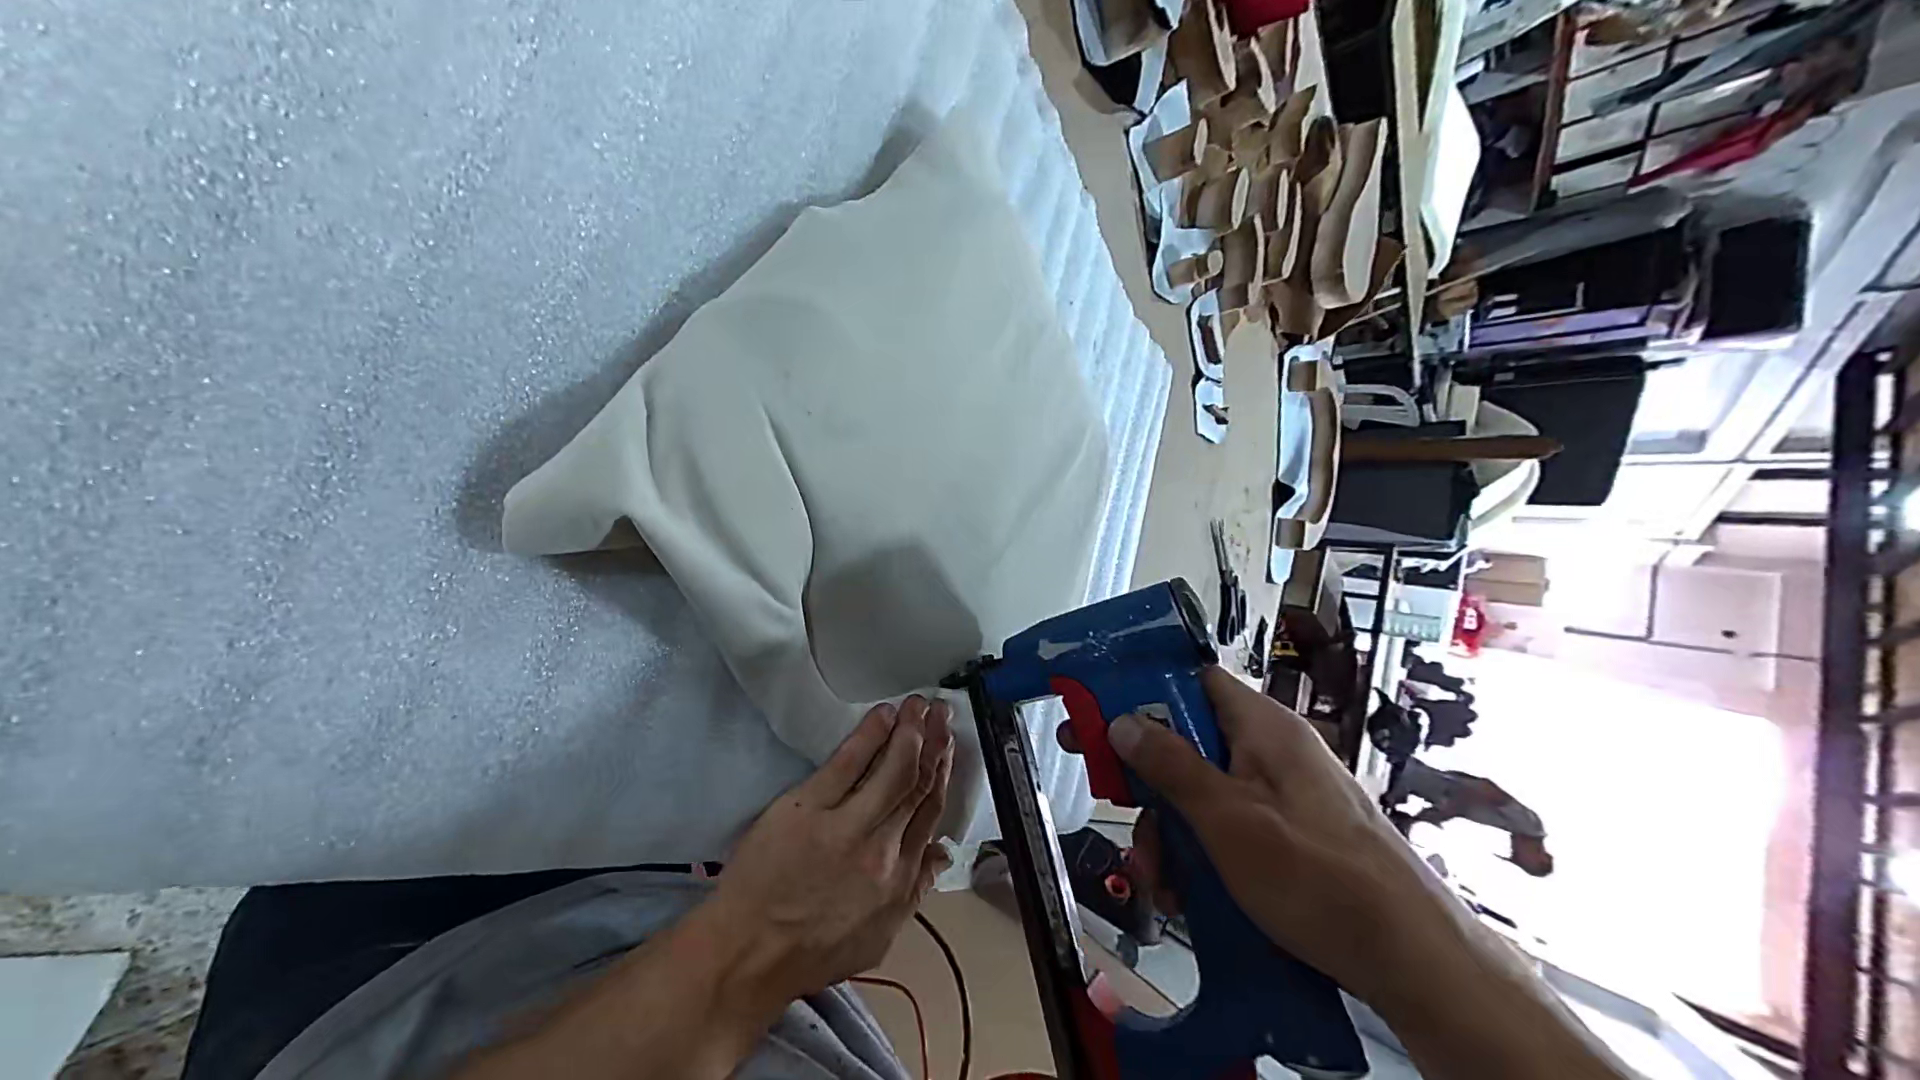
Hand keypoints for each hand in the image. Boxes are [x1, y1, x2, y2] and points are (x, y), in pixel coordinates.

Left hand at [714, 694, 954, 1000]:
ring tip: (918, 705)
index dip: (943, 773)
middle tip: (941, 712)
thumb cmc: (812, 949)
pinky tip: (883, 715)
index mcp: (900, 877)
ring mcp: (846, 825)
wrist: (750, 955)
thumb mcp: (877, 935)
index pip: (930, 811)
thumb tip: (942, 852)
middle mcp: (882, 847)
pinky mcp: (807, 807)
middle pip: (917, 783)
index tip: (947, 746)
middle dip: (934, 743)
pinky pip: (847, 763)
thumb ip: (915, 891)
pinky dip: (869, 736)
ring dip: (910, 732)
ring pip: (892, 769)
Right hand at [1056, 667, 1631, 1079]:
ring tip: (1161, 881)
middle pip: (1189, 741)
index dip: (1142, 690)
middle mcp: (1273, 749)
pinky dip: (1202, 852)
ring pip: (1204, 791)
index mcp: (1263, 727)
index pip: (1192, 679)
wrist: (1417, 963)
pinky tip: (1191, 895)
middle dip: (1150, 783)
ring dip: (1171, 831)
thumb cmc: (1318, 878)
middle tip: (1115, 807)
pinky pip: (1229, 824)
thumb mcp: (1228, 820)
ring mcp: (1283, 793)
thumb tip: (1122, 720)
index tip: (1097, 714)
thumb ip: (1171, 766)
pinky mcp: (1291, 832)